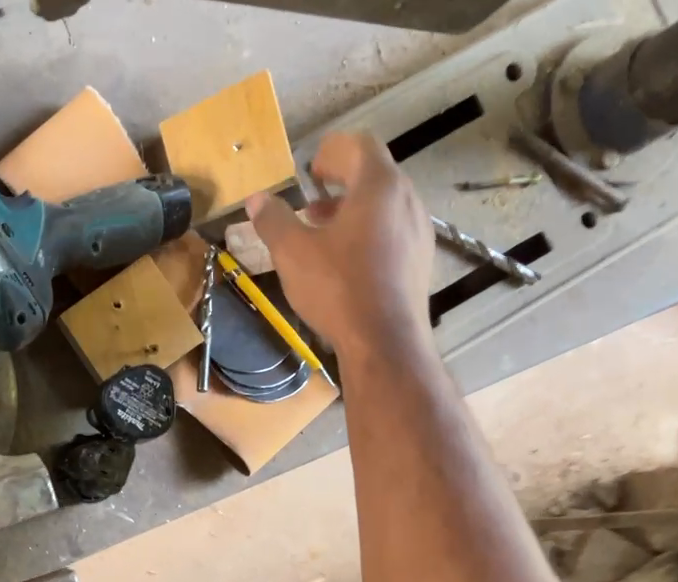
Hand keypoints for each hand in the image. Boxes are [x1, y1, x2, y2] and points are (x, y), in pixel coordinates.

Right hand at [243, 132, 433, 358]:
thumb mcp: (292, 253)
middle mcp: (407, 198)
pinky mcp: (421, 259)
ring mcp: (419, 229)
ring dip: (353, 210)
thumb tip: (257, 199)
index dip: (331, 151)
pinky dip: (369, 233)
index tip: (309, 173)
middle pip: (373, 174)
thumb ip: (274, 221)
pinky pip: (393, 231)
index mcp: (378, 186)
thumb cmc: (337, 288)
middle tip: (310, 205)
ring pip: (384, 205)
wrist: (384, 340)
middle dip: (340, 183)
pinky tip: (347, 264)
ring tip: (324, 236)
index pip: (358, 145)